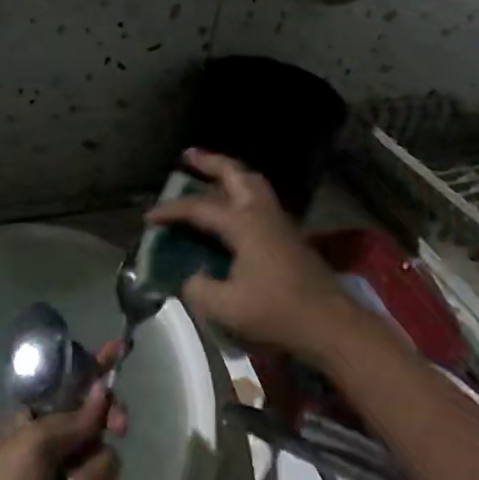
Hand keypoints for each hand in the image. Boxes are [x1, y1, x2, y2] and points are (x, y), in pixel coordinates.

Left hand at [0, 340, 128, 479]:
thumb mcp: (30, 445)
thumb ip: (73, 418)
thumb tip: (103, 389)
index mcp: (35, 423)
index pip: (71, 385)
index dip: (95, 366)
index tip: (119, 347)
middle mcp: (54, 448)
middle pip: (100, 419)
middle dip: (112, 421)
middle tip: (120, 426)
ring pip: (106, 462)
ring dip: (91, 478)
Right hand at [145, 149, 350, 358]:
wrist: (329, 322)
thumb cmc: (277, 312)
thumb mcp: (227, 307)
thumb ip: (199, 289)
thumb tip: (189, 277)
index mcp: (244, 223)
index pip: (200, 207)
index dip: (172, 210)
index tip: (149, 217)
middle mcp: (262, 211)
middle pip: (235, 173)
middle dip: (210, 162)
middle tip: (188, 157)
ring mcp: (279, 220)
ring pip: (252, 182)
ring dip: (229, 174)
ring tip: (210, 176)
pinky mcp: (288, 233)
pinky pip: (260, 198)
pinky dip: (242, 192)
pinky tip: (233, 209)